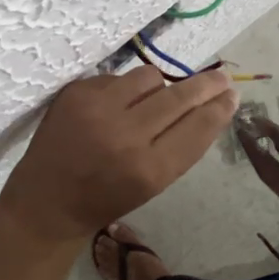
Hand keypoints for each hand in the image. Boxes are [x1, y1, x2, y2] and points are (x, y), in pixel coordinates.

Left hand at [0, 65, 238, 242]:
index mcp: (149, 170)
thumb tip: (211, 104)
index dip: (219, 107)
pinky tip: (115, 109)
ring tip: (153, 102)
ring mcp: (97, 110)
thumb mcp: (152, 185)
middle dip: (207, 85)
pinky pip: (117, 78)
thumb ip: (180, 147)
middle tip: (220, 78)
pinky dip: (124, 90)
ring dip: (159, 87)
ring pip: (150, 77)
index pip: (197, 127)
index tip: (231, 94)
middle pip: (180, 97)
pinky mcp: (76, 93)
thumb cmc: (106, 199)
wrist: (46, 202)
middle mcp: (125, 136)